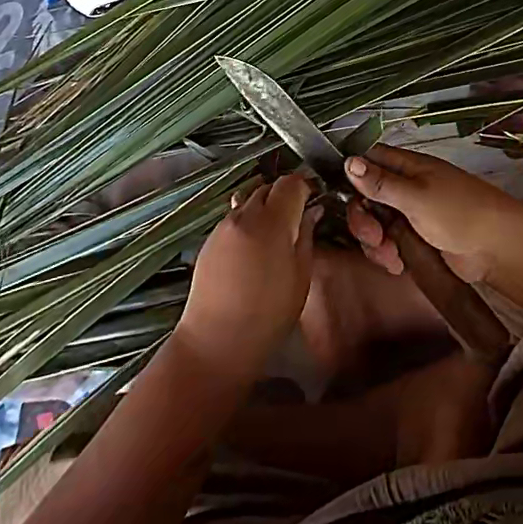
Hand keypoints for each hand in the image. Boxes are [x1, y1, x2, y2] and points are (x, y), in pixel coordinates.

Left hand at [177, 173, 321, 376]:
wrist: (217, 340)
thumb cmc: (268, 315)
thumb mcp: (300, 276)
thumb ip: (306, 236)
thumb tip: (312, 211)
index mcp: (271, 222)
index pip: (290, 183)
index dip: (304, 186)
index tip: (313, 198)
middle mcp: (244, 216)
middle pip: (268, 187)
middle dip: (284, 195)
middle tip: (298, 217)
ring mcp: (223, 226)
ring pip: (249, 200)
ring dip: (265, 208)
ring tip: (275, 235)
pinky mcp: (209, 238)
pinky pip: (234, 218)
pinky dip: (248, 222)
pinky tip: (253, 248)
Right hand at [343, 144, 522, 281]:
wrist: (498, 248)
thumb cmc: (460, 212)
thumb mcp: (416, 196)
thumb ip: (380, 183)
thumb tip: (348, 162)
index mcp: (407, 167)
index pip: (369, 160)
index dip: (353, 175)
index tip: (346, 195)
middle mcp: (405, 186)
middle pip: (366, 197)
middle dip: (363, 219)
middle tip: (373, 237)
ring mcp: (410, 213)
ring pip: (375, 223)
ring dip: (375, 242)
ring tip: (391, 257)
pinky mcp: (416, 238)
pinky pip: (389, 243)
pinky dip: (388, 254)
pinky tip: (399, 265)